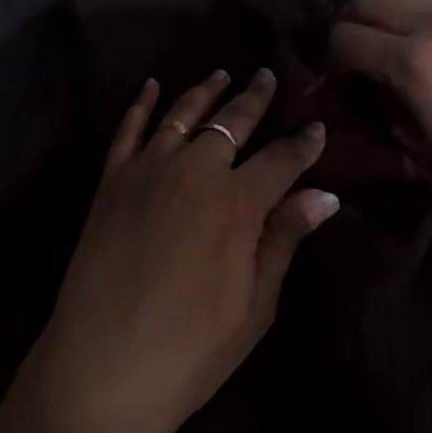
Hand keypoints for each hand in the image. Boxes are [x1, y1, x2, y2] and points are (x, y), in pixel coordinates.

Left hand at [0, 70, 337, 432]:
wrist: (106, 359)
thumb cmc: (192, 346)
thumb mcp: (254, 303)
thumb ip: (284, 239)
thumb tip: (325, 195)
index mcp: (236, 203)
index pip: (280, 160)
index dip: (303, 143)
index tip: (318, 125)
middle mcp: (193, 170)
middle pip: (231, 123)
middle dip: (254, 97)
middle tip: (266, 73)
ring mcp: (147, 168)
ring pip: (181, 114)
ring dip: (204, 91)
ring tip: (221, 73)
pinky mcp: (111, 177)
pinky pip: (128, 128)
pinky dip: (140, 103)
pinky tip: (150, 85)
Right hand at [327, 0, 431, 225]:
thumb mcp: (420, 145)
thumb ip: (383, 103)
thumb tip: (365, 83)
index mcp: (413, 63)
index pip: (344, 37)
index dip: (331, 57)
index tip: (336, 78)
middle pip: (365, 0)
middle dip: (348, 24)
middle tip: (352, 53)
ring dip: (378, 13)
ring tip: (383, 43)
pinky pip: (430, 3)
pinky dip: (410, 16)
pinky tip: (422, 45)